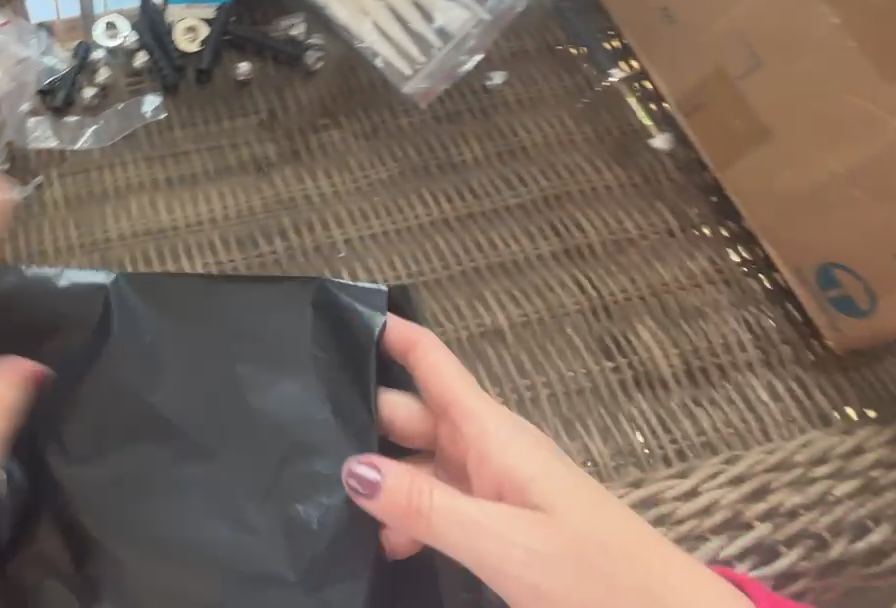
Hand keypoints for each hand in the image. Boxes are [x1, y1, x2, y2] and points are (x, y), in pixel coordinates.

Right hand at [340, 317, 749, 607]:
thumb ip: (423, 505)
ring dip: (382, 477)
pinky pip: (440, 501)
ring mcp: (493, 483)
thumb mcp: (502, 544)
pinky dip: (409, 515)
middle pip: (410, 410)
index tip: (331, 318)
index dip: (384, 330)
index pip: (427, 357)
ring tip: (325, 499)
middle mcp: (484, 445)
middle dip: (361, 415)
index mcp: (487, 429)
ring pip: (419, 461)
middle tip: (301, 431)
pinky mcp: (501, 521)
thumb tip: (348, 467)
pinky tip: (382, 545)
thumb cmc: (595, 576)